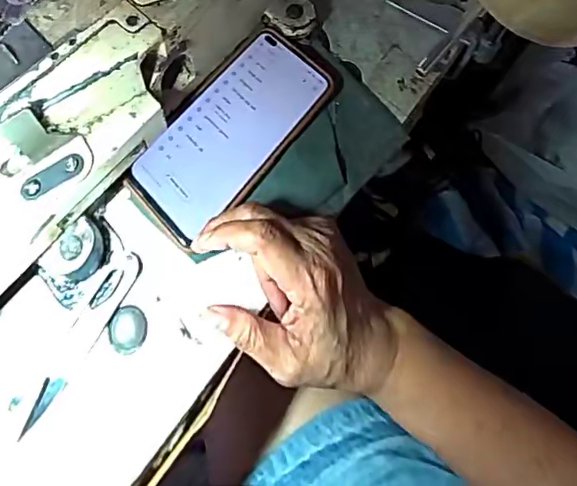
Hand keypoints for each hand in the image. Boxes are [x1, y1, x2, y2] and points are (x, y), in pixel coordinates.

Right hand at [194, 203, 399, 394]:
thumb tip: (211, 312)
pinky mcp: (321, 227)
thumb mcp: (286, 362)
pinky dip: (265, 237)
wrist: (373, 339)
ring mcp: (321, 231)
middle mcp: (316, 245)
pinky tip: (272, 267)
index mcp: (308, 276)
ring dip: (249, 238)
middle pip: (259, 215)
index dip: (226, 232)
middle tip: (205, 240)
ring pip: (267, 217)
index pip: (261, 236)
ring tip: (260, 281)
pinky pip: (280, 220)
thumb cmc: (333, 353)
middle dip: (226, 225)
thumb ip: (247, 335)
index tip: (203, 243)